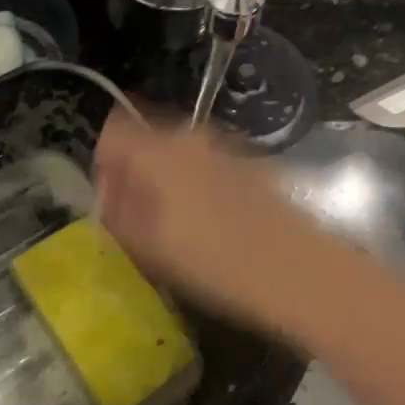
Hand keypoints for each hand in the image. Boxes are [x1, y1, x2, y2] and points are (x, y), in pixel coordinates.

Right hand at [93, 112, 309, 330]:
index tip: (111, 202)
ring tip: (173, 228)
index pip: (112, 132)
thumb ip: (116, 216)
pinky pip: (206, 166)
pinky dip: (196, 187)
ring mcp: (224, 148)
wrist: (299, 272)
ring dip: (165, 181)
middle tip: (137, 220)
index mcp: (158, 148)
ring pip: (177, 154)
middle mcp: (189, 136)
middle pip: (145, 140)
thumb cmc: (214, 260)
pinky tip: (209, 228)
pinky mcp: (250, 165)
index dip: (104, 165)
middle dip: (135, 174)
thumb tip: (107, 200)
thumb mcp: (147, 246)